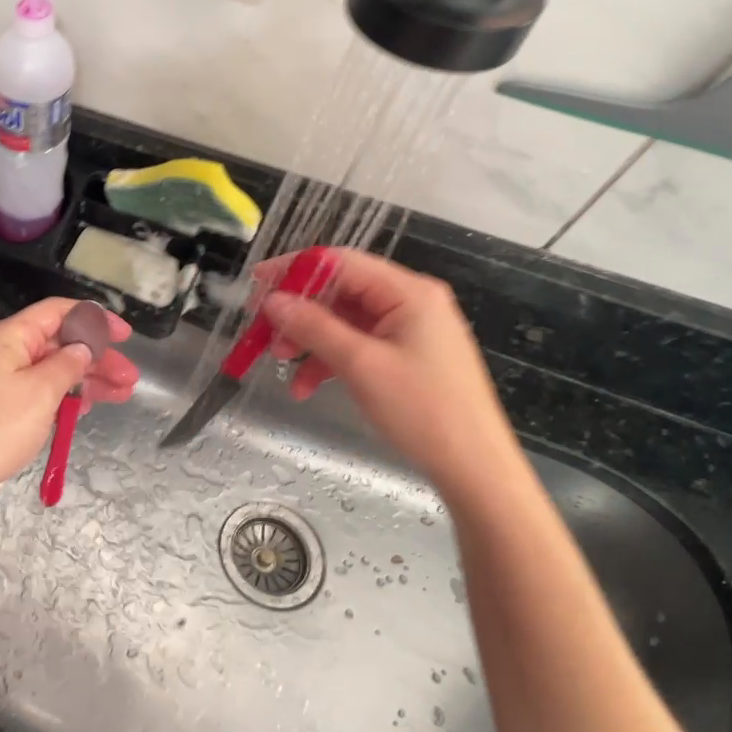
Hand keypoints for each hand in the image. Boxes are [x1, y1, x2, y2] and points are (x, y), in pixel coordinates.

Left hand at [0, 298, 137, 520]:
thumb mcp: (41, 392)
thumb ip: (68, 364)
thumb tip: (84, 347)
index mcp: (10, 336)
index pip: (58, 311)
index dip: (94, 318)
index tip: (125, 335)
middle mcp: (5, 351)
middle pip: (59, 342)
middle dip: (97, 357)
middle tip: (130, 378)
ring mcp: (2, 379)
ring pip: (54, 368)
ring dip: (88, 378)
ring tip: (122, 394)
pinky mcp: (2, 405)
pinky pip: (41, 390)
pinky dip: (66, 395)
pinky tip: (88, 406)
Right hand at [255, 249, 518, 494]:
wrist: (475, 468)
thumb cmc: (423, 410)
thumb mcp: (360, 365)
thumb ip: (313, 326)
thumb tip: (272, 300)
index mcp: (409, 292)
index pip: (340, 262)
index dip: (294, 270)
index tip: (255, 285)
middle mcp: (411, 302)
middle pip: (340, 292)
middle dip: (299, 313)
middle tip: (263, 333)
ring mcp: (411, 330)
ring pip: (344, 321)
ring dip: (310, 341)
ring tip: (280, 364)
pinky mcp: (408, 357)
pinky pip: (358, 345)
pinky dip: (330, 361)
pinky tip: (306, 387)